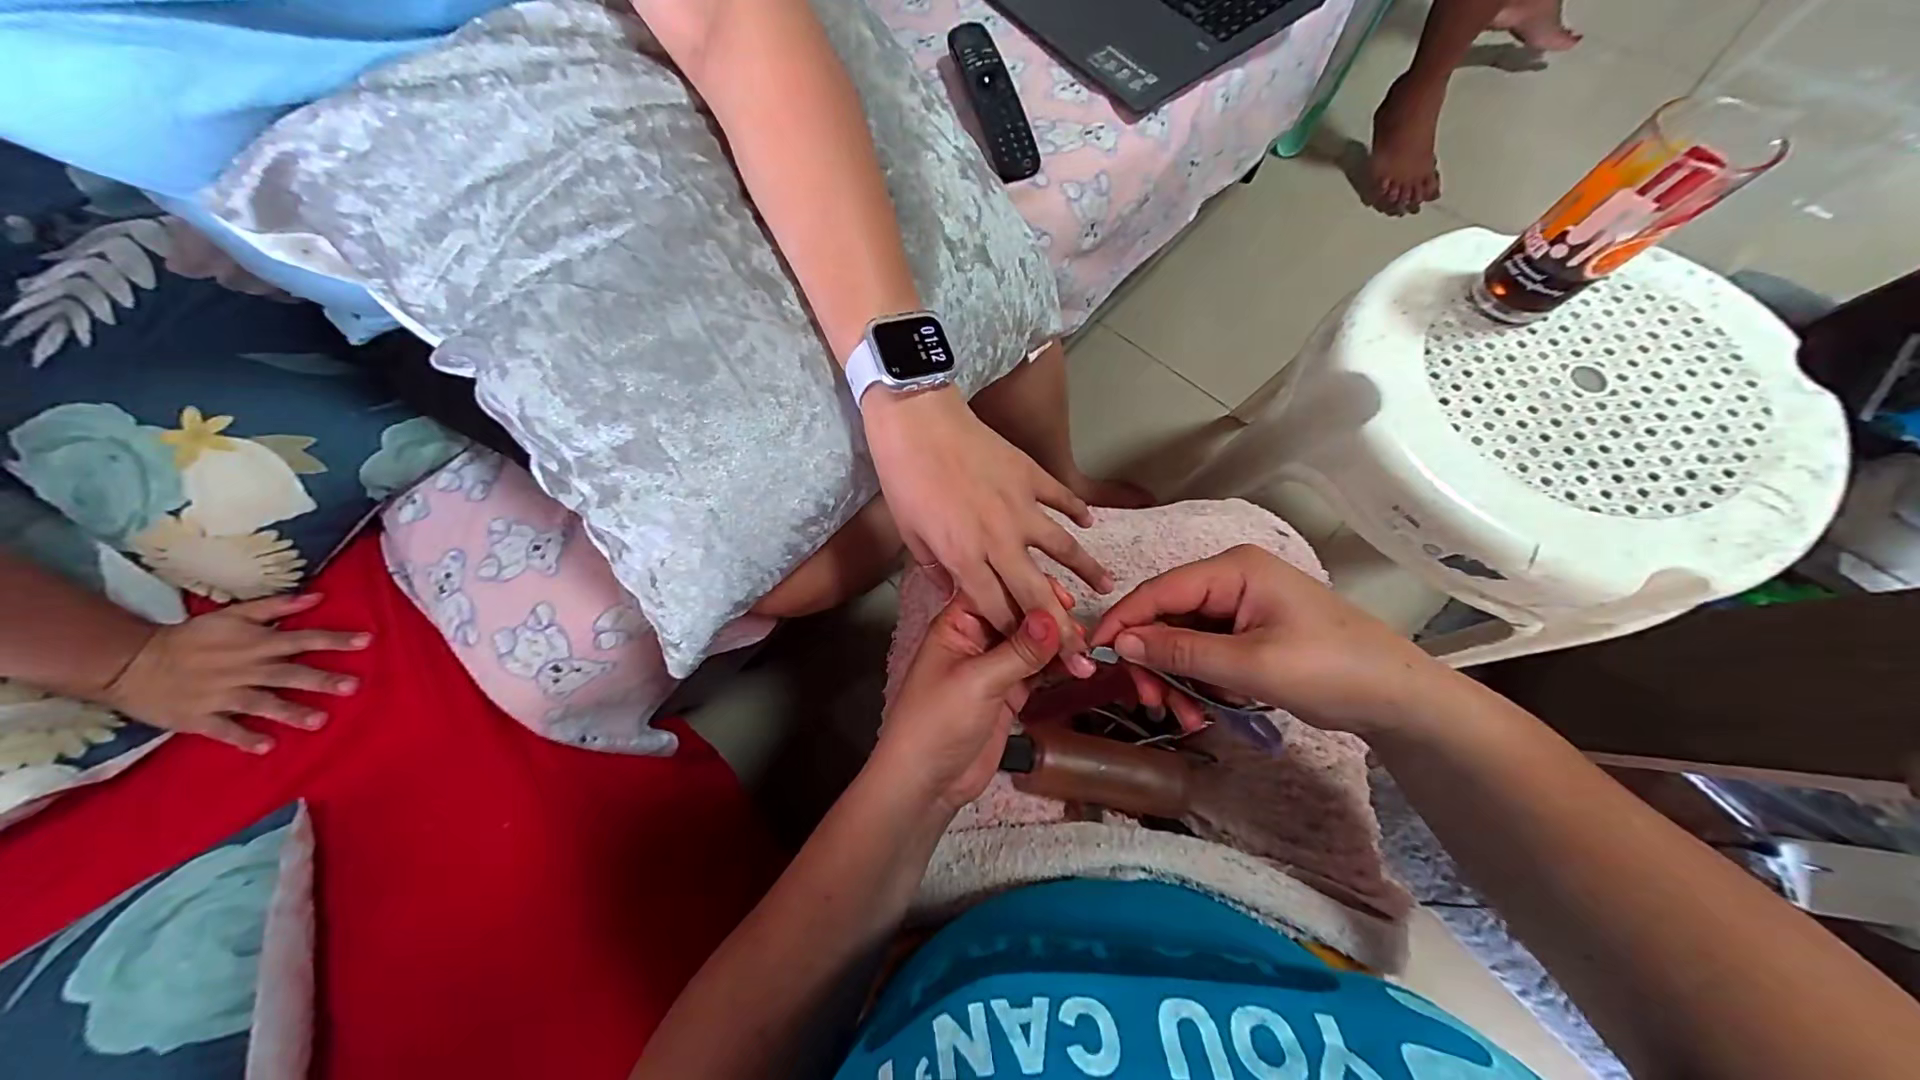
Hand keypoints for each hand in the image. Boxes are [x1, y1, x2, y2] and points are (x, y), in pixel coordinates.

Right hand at [100, 593, 369, 753]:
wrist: (127, 663)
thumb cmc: (193, 637)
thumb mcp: (234, 614)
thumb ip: (277, 606)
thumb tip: (319, 596)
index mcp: (256, 644)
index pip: (304, 639)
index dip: (335, 640)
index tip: (367, 641)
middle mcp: (244, 669)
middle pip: (290, 674)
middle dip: (321, 680)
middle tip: (353, 686)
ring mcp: (220, 695)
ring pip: (262, 704)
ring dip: (291, 712)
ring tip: (321, 721)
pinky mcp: (198, 717)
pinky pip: (224, 730)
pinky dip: (244, 738)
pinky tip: (268, 747)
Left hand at [864, 387, 1110, 674]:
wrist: (917, 421)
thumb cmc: (905, 479)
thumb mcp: (909, 534)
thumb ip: (935, 570)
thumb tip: (953, 593)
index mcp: (964, 558)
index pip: (999, 609)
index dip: (1020, 637)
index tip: (1039, 653)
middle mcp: (999, 540)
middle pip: (1037, 591)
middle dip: (1063, 626)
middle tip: (1085, 647)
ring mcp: (1020, 506)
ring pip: (1062, 547)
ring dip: (1086, 570)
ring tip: (1107, 587)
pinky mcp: (1031, 476)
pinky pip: (1062, 498)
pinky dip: (1078, 510)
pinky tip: (1090, 522)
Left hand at [872, 593, 1063, 814]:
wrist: (926, 783)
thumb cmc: (934, 724)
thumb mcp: (977, 681)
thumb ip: (1018, 650)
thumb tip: (1052, 618)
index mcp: (957, 624)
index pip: (996, 591)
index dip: (1028, 589)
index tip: (1062, 597)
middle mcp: (976, 638)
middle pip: (1019, 616)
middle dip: (1050, 619)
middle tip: (1078, 627)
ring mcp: (993, 665)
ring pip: (1033, 644)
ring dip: (1059, 646)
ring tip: (1084, 651)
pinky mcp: (1008, 692)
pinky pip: (1038, 671)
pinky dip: (1058, 669)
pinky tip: (1078, 668)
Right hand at [1089, 545, 1456, 737]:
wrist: (1399, 698)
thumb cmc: (1330, 670)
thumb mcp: (1250, 665)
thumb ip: (1181, 651)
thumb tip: (1119, 642)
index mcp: (1233, 570)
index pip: (1159, 591)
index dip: (1123, 621)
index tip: (1094, 654)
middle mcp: (1231, 580)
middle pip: (1166, 617)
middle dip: (1154, 662)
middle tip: (1152, 704)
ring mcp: (1240, 606)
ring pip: (1181, 640)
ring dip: (1175, 679)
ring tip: (1186, 718)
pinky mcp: (1247, 631)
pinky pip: (1204, 653)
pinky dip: (1197, 682)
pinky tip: (1205, 711)